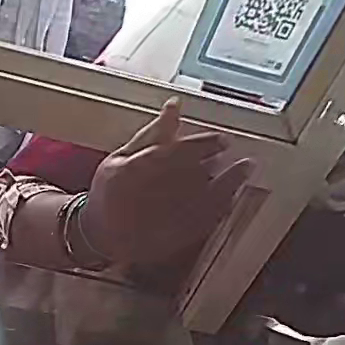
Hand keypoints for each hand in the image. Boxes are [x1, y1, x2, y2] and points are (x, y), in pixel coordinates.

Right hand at [81, 98, 253, 268]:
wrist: (99, 234)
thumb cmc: (109, 191)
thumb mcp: (121, 156)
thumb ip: (153, 133)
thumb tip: (175, 105)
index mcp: (136, 170)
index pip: (181, 152)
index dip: (206, 145)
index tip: (222, 142)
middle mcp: (150, 195)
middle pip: (197, 175)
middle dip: (222, 166)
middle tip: (243, 159)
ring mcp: (161, 219)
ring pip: (204, 200)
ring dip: (229, 184)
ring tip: (244, 172)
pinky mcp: (170, 238)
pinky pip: (201, 223)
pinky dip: (220, 209)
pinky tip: (230, 198)